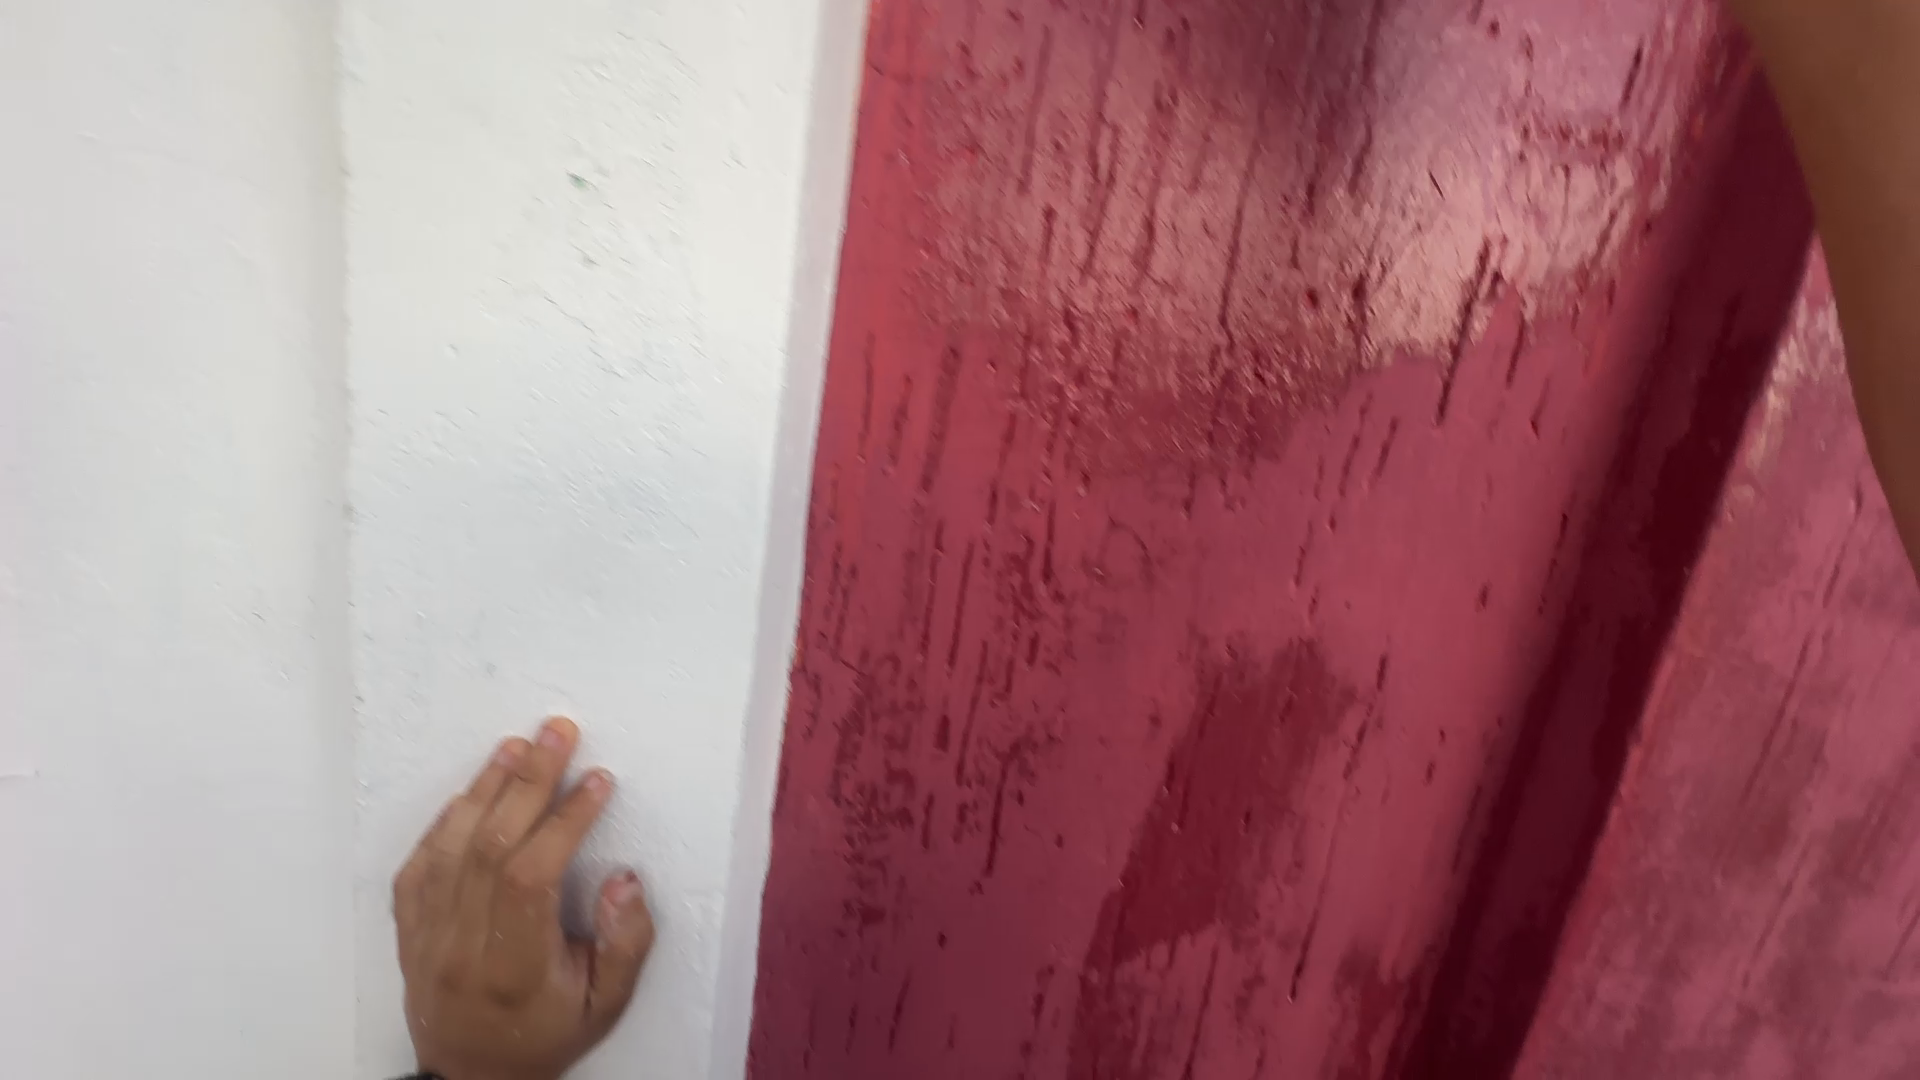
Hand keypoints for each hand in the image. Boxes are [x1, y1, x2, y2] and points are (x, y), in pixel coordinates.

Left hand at [394, 717, 654, 1079]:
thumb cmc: (549, 1036)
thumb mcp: (608, 1005)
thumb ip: (625, 944)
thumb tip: (624, 880)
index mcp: (512, 966)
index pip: (530, 877)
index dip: (565, 821)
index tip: (598, 779)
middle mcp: (461, 948)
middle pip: (489, 848)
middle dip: (529, 781)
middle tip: (558, 732)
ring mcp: (427, 939)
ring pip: (451, 849)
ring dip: (487, 789)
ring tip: (518, 745)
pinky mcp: (411, 933)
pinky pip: (417, 869)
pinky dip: (444, 823)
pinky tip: (470, 790)